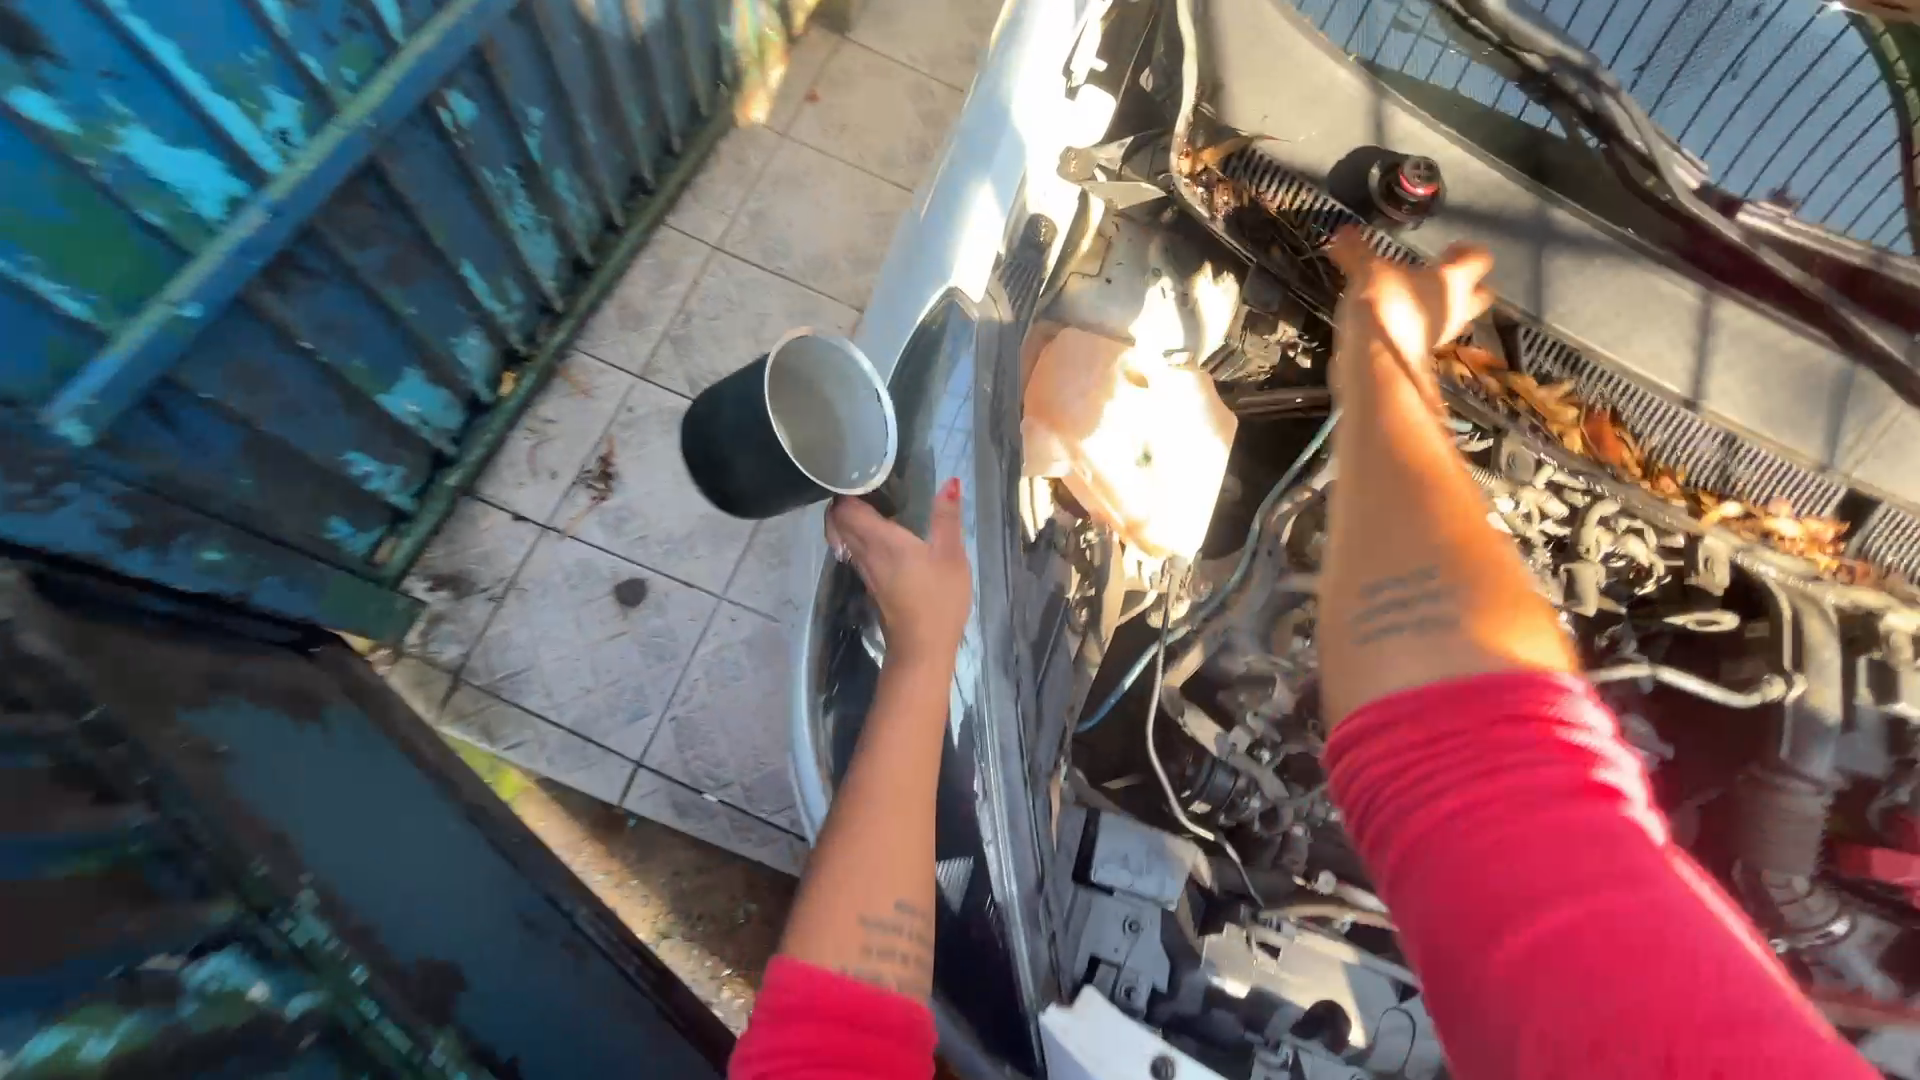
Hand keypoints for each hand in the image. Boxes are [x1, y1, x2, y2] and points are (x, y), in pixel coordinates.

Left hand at [826, 478, 971, 670]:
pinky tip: (879, 535)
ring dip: (848, 520)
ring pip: (842, 537)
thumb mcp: (952, 555)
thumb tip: (950, 481)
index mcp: (880, 540)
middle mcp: (864, 553)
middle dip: (844, 501)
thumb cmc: (938, 599)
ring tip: (872, 505)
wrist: (922, 648)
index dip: (847, 488)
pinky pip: (853, 551)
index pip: (845, 508)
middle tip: (866, 485)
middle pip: (837, 521)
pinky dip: (856, 537)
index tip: (862, 473)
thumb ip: (947, 517)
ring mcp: (864, 570)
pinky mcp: (870, 584)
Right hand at [1327, 228, 1493, 407]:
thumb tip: (1341, 231)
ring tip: (1415, 305)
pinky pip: (1424, 339)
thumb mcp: (1366, 272)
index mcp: (1454, 279)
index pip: (1478, 259)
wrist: (1375, 361)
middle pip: (1480, 296)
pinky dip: (1414, 333)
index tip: (1449, 249)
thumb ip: (1355, 252)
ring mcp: (1440, 336)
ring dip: (1440, 312)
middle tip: (1443, 281)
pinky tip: (1393, 327)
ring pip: (1454, 320)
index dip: (1467, 252)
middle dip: (1466, 288)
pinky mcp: (1418, 356)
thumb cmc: (1384, 306)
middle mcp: (1456, 307)